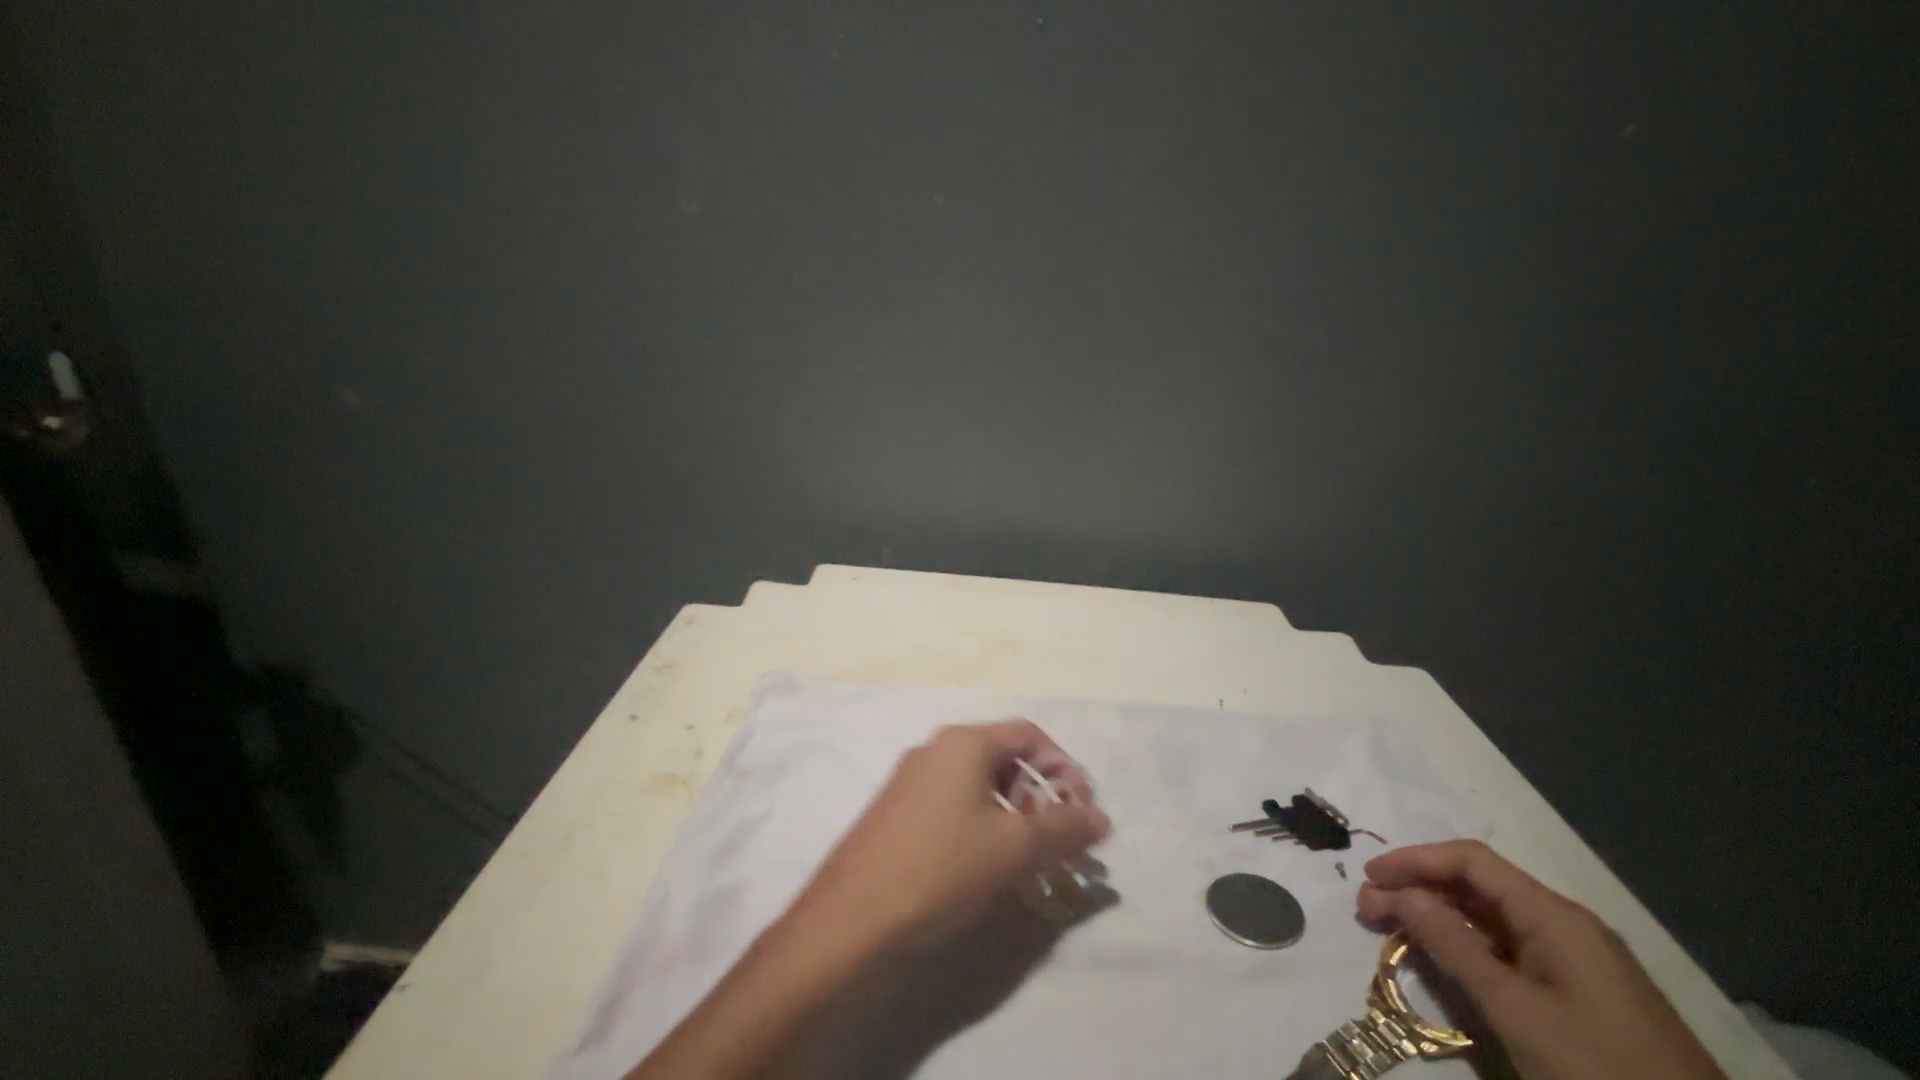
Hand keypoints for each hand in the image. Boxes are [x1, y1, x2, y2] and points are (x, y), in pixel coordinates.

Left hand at [790, 719, 1110, 953]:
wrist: (850, 919)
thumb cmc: (940, 869)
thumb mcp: (1013, 849)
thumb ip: (1063, 829)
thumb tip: (1101, 819)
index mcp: (962, 744)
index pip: (1029, 736)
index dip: (1065, 769)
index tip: (1084, 813)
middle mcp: (933, 751)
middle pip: (1004, 758)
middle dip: (1041, 795)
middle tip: (1059, 839)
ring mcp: (909, 782)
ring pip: (978, 786)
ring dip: (1013, 814)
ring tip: (1029, 858)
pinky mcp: (896, 814)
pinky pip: (953, 806)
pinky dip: (982, 826)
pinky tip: (986, 867)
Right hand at [1356, 840, 1726, 1079]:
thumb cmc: (1597, 1067)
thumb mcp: (1514, 1010)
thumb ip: (1454, 947)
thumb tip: (1402, 894)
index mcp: (1554, 915)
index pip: (1472, 861)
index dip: (1415, 861)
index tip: (1368, 878)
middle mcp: (1565, 924)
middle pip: (1480, 885)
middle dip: (1420, 888)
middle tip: (1367, 909)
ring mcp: (1577, 959)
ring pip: (1494, 919)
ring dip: (1440, 918)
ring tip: (1393, 930)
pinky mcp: (1581, 992)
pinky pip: (1512, 951)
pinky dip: (1469, 947)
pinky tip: (1445, 962)